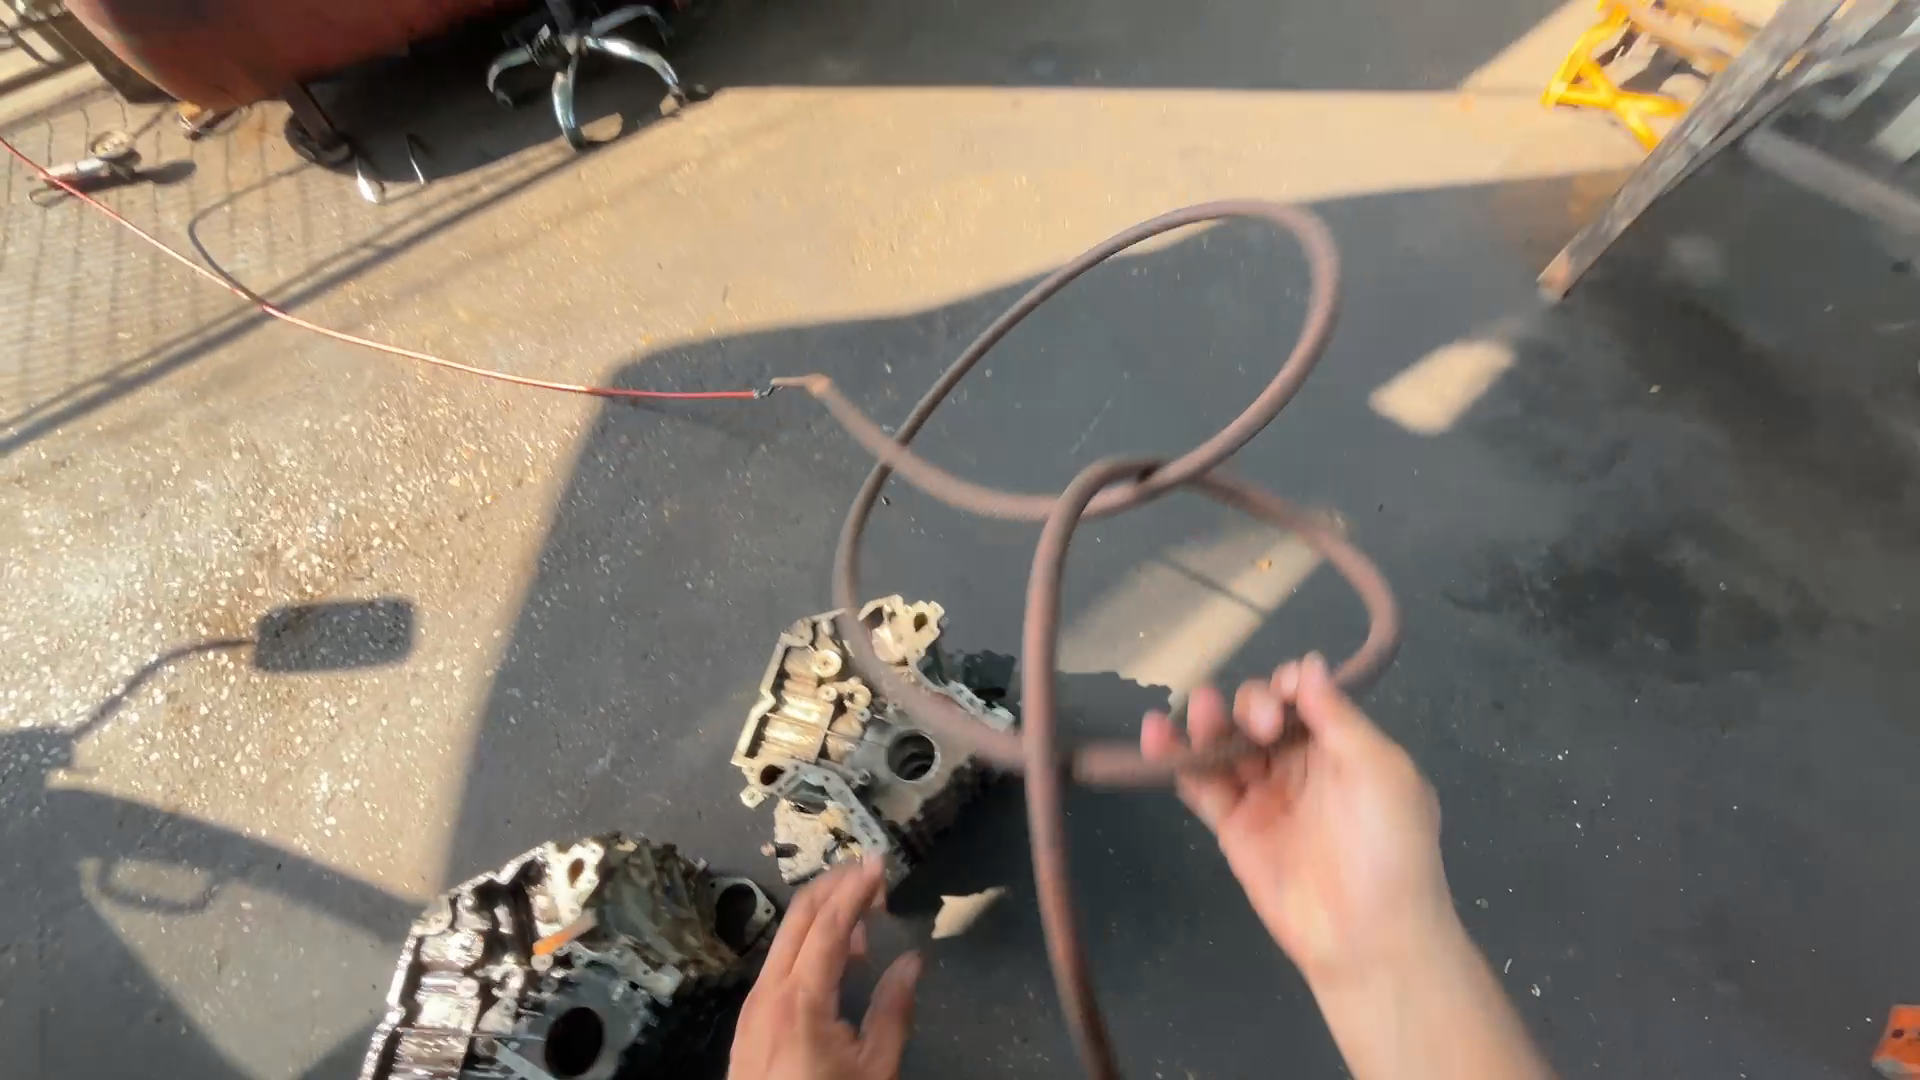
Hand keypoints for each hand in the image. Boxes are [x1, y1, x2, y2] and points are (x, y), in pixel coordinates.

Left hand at [730, 860, 922, 1079]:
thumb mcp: (874, 1072)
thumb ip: (894, 1010)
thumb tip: (912, 959)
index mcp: (800, 1000)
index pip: (829, 923)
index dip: (856, 886)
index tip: (880, 861)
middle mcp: (768, 990)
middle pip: (799, 915)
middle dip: (836, 884)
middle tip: (872, 873)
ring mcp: (753, 1005)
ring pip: (787, 935)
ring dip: (824, 911)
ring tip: (866, 912)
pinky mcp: (749, 1020)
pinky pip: (780, 962)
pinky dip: (810, 942)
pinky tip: (839, 956)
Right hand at [1141, 652, 1452, 987]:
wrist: (1369, 938)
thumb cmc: (1389, 848)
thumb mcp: (1382, 772)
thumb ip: (1339, 717)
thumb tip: (1306, 662)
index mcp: (1338, 747)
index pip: (1299, 698)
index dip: (1285, 688)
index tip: (1285, 697)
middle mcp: (1296, 763)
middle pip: (1254, 714)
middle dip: (1250, 705)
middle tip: (1260, 725)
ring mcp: (1260, 793)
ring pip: (1223, 742)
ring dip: (1208, 720)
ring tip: (1202, 709)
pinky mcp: (1230, 823)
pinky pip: (1197, 782)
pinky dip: (1173, 755)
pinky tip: (1155, 732)